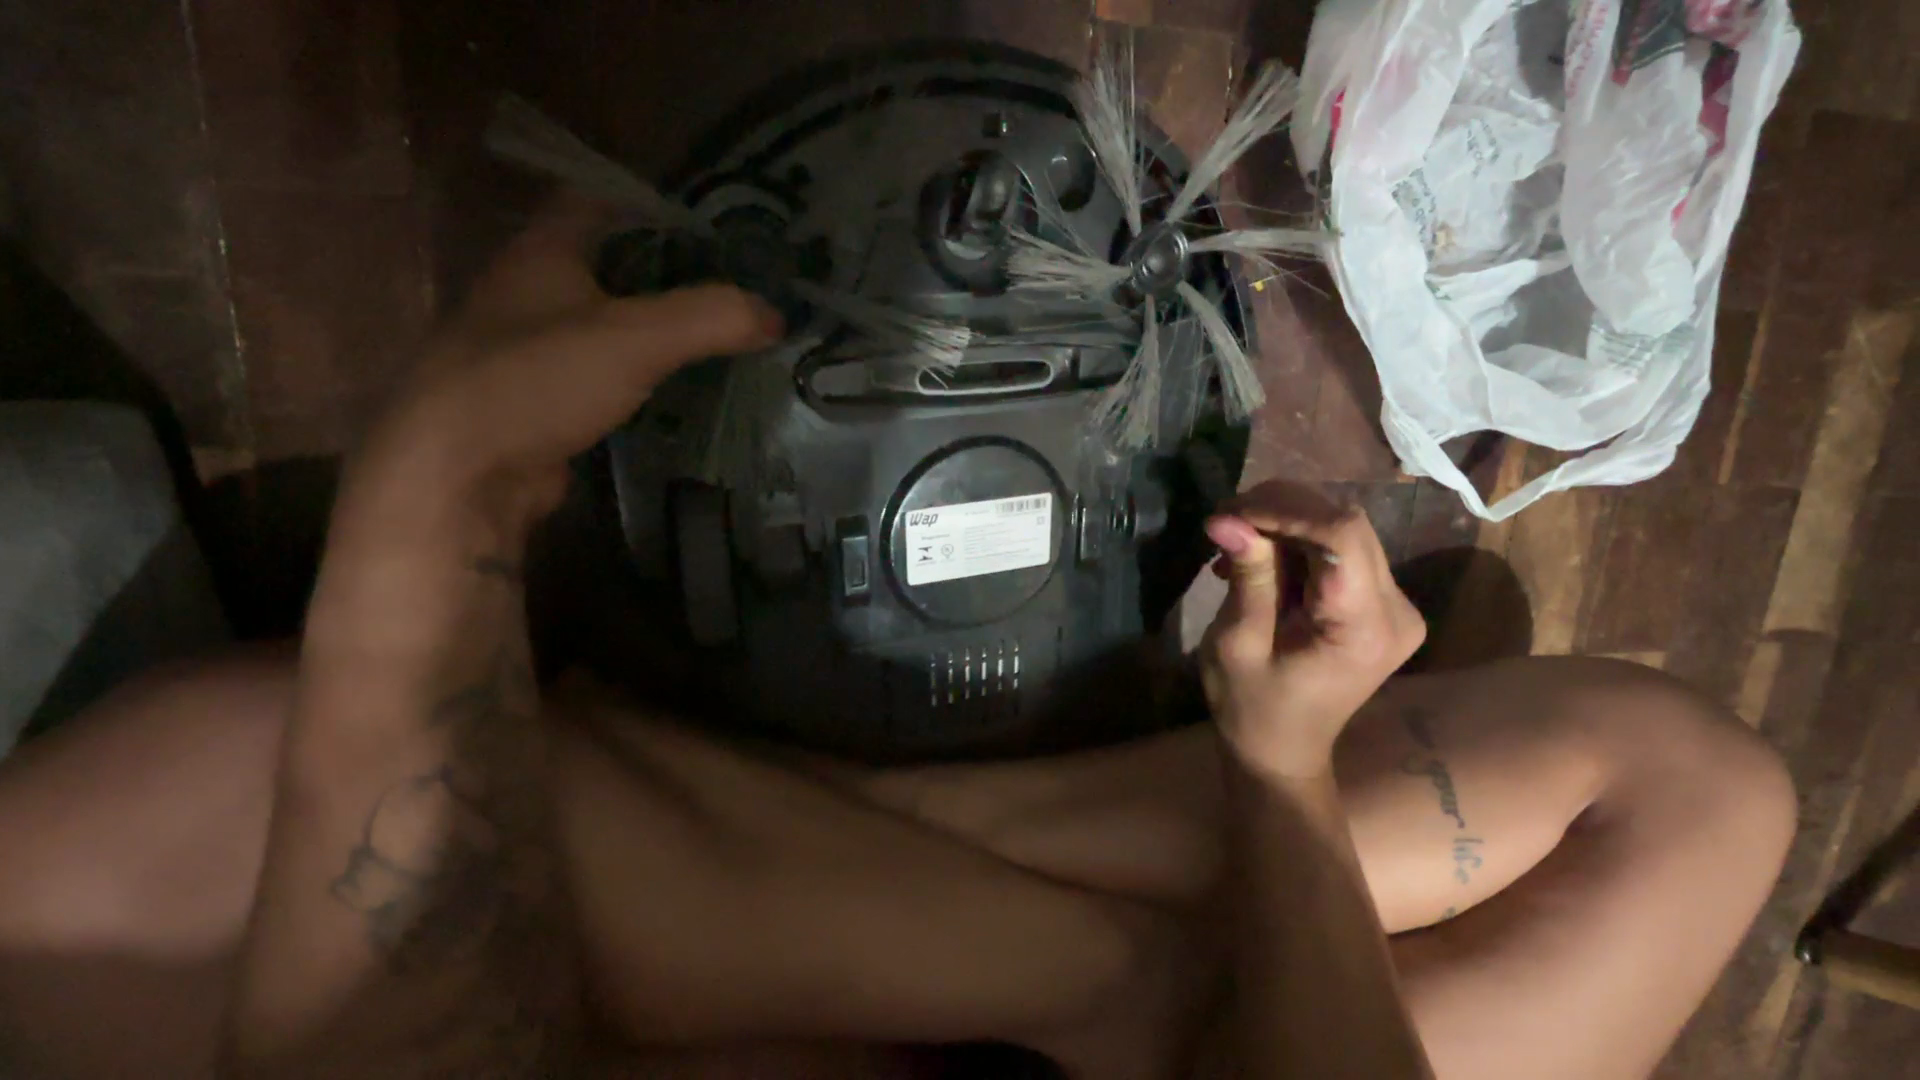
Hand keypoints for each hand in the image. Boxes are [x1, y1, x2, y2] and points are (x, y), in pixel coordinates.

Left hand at [343, 195, 783, 540]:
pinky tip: (685, 385)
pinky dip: (643, 374)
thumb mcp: (635, 338)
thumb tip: (776, 314)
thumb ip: (710, 318)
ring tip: (723, 329)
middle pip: (609, 263)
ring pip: (608, 322)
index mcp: (542, 253)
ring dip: (658, 325)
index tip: (715, 220)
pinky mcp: (543, 401)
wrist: (461, 475)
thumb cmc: (538, 380)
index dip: (654, 201)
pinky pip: (605, 373)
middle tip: (737, 278)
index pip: (598, 199)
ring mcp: (533, 350)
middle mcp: (531, 292)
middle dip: (670, 268)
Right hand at [1199, 483, 1425, 777]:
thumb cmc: (1251, 708)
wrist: (1282, 751)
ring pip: (1342, 528)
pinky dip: (1294, 540)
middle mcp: (1396, 609)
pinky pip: (1339, 548)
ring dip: (1284, 521)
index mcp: (1365, 627)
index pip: (1342, 535)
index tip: (1230, 514)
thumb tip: (1226, 519)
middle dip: (1280, 509)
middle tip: (1223, 519)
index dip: (1285, 511)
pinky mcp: (1379, 601)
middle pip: (1347, 524)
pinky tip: (1256, 555)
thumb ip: (1248, 577)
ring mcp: (1394, 604)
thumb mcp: (1237, 644)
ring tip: (1233, 537)